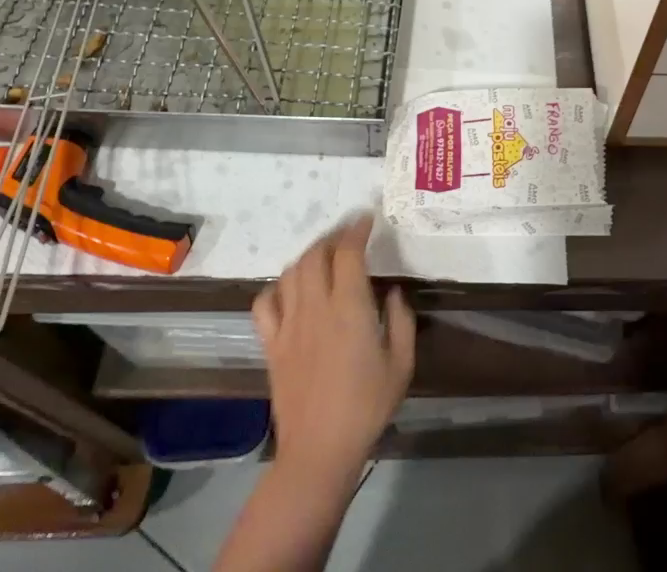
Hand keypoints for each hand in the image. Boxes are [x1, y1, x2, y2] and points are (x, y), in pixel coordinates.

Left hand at [252, 216, 415, 476]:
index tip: (366, 219)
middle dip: (332, 237)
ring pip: (290, 272)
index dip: (356, 230)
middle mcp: (315, 307)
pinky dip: (277, 287)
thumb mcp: (401, 363)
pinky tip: (290, 290)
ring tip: (323, 255)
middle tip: (349, 235)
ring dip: (308, 256)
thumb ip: (401, 320)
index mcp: (349, 308)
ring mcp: (288, 325)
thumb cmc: (368, 405)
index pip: (347, 253)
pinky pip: (265, 303)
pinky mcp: (270, 344)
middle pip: (315, 255)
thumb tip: (391, 292)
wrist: (319, 447)